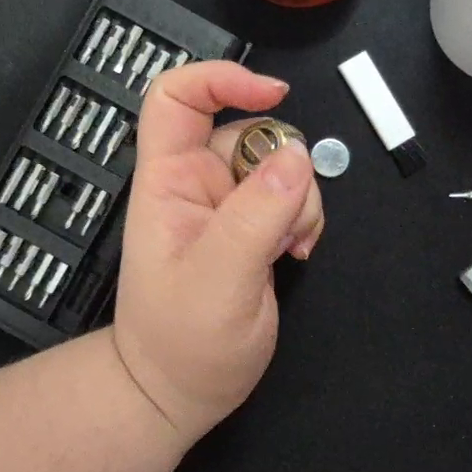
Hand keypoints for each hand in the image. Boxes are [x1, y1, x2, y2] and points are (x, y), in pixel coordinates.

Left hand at [111, 62, 324, 437]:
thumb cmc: (182, 342)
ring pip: (279, 165)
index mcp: (167, 181)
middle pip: (249, 131)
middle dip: (282, 166)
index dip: (220, 79)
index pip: (176, 98)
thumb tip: (298, 156)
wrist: (179, 392)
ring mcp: (228, 206)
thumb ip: (257, 216)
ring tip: (290, 247)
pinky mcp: (253, 228)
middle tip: (287, 219)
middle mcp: (197, 183)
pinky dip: (303, 218)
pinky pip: (290, 197)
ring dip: (298, 199)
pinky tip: (296, 252)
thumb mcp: (220, 280)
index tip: (273, 95)